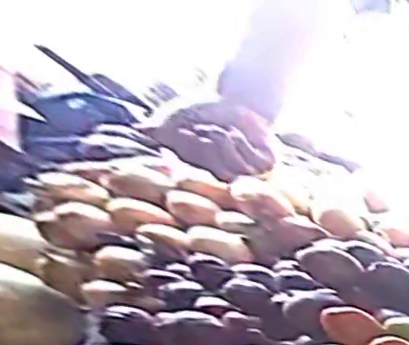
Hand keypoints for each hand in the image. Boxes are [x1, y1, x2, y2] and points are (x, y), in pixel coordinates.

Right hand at [143, 98, 275, 178]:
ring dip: (221, 139)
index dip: (188, 151)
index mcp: (200, 170)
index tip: (184, 131)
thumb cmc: (197, 114)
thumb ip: (160, 130)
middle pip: (216, 170)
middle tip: (203, 129)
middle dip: (205, 144)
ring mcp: (248, 173)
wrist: (228, 104)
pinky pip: (251, 157)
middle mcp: (225, 176)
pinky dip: (238, 140)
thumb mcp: (173, 121)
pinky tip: (237, 135)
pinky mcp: (267, 166)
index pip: (194, 172)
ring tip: (220, 130)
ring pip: (235, 165)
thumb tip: (142, 130)